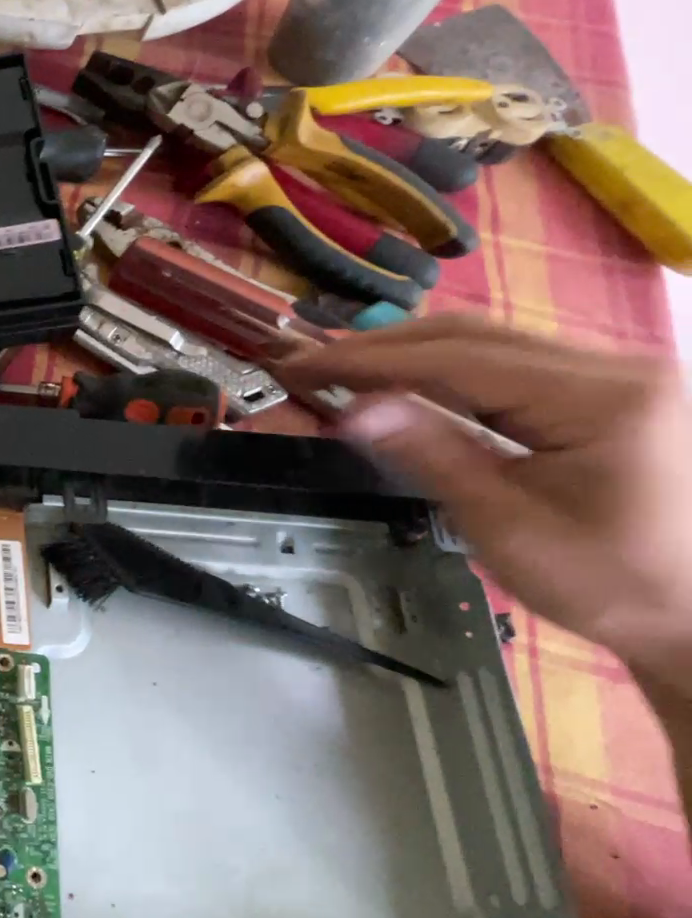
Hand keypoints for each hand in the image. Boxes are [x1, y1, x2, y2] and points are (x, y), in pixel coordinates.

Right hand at [278, 317, 691, 690]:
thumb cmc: (612, 583)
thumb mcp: (507, 526)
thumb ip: (432, 456)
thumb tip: (356, 409)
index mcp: (601, 399)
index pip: (456, 360)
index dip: (366, 359)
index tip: (299, 366)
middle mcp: (616, 368)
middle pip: (473, 334)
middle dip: (379, 346)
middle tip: (306, 365)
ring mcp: (617, 376)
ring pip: (490, 342)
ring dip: (406, 352)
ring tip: (339, 370)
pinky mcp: (609, 393)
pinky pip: (509, 363)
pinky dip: (441, 367)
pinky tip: (402, 381)